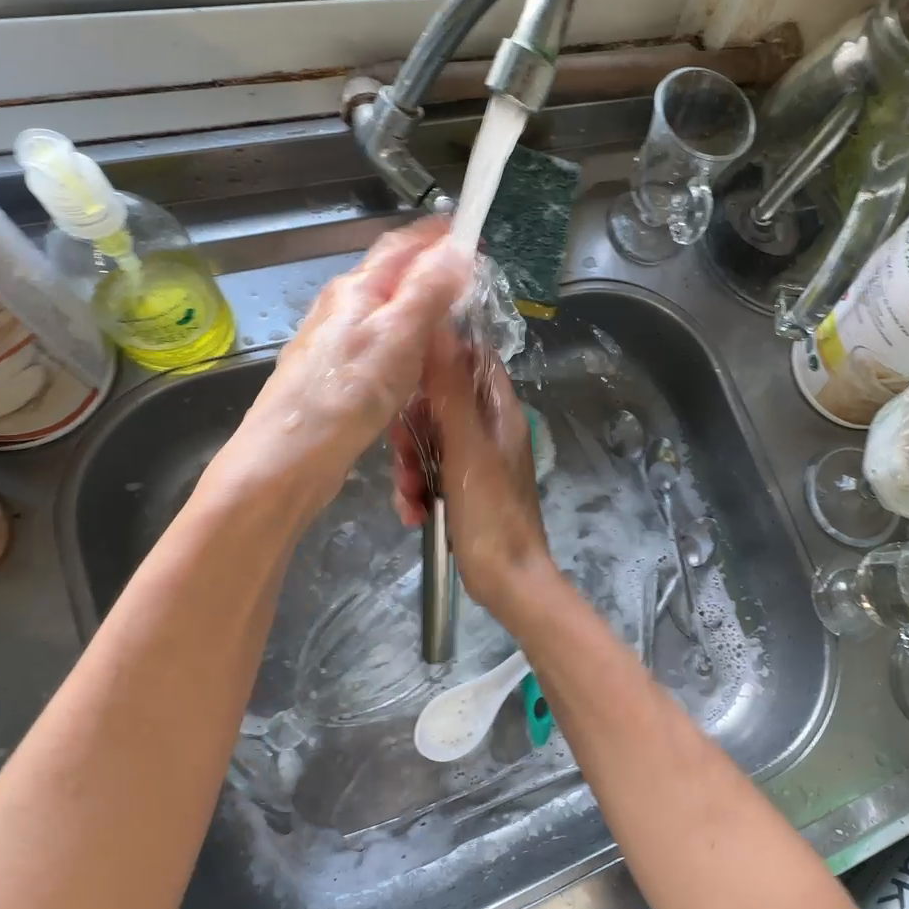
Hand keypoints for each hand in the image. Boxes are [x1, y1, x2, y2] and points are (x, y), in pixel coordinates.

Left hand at [215, 219, 468, 510]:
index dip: (434, 235)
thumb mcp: (398, 335)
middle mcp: (342, 308)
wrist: (291, 456)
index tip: (468, 230)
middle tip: (470, 278)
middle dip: (429, 269)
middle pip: (390, 276)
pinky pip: (380, 346)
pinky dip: (407, 343)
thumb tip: (457, 248)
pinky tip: (418, 363)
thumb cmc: (347, 393)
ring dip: (418, 307)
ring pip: (385, 313)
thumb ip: (428, 291)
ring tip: (452, 317)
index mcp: (357, 289)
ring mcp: (336, 343)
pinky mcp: (337, 378)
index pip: (400, 246)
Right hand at [391, 329, 554, 612]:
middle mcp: (488, 431)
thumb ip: (451, 390)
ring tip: (408, 494)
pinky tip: (412, 513)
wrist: (506, 581)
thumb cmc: (492, 514)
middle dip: (412, 428)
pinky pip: (428, 475)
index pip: (472, 361)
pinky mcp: (460, 490)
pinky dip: (415, 491)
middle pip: (438, 404)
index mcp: (500, 413)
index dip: (438, 359)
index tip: (403, 369)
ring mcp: (474, 462)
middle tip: (401, 451)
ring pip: (427, 442)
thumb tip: (440, 328)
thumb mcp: (466, 448)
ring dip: (409, 467)